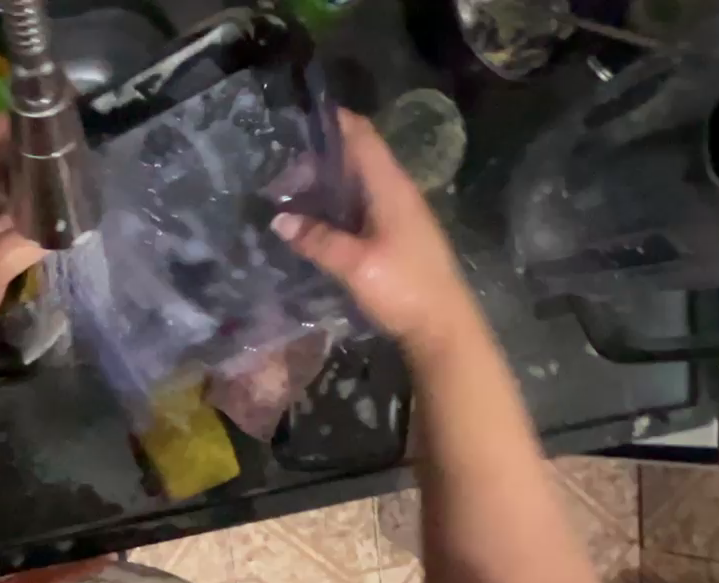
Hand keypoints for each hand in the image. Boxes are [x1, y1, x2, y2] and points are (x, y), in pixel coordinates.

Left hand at [0, 114, 46, 385]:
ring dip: (26, 200)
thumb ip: (25, 241)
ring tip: (63, 187)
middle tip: (58, 151)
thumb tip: (62, 226)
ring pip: (1, 214)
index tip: (28, 115)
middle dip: (18, 160)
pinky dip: (27, 237)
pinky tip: (50, 237)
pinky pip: (7, 246)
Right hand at [272, 110, 485, 356]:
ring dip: (324, 187)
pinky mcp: (393, 238)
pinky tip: (312, 225)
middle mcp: (396, 193)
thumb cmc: (403, 288)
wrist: (441, 326)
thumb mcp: (355, 265)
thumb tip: (279, 219)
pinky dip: (334, 210)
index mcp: (391, 188)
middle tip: (277, 174)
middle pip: (356, 161)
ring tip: (287, 196)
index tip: (298, 119)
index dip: (334, 122)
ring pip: (356, 187)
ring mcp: (397, 216)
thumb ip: (317, 240)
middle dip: (318, 161)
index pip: (362, 137)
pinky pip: (359, 211)